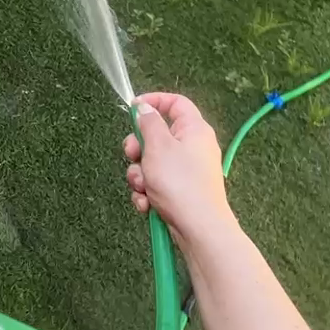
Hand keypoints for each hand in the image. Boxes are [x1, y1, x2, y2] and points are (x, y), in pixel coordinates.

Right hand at [124, 92, 235, 245]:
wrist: (198, 228)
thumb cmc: (180, 183)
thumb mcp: (158, 146)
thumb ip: (148, 122)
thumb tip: (144, 108)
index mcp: (194, 129)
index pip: (175, 102)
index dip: (153, 100)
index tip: (132, 107)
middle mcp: (192, 147)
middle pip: (156, 135)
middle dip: (138, 148)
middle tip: (132, 155)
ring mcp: (185, 170)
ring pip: (150, 162)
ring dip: (139, 175)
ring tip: (143, 188)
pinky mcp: (179, 190)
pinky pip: (155, 183)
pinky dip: (147, 192)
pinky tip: (146, 203)